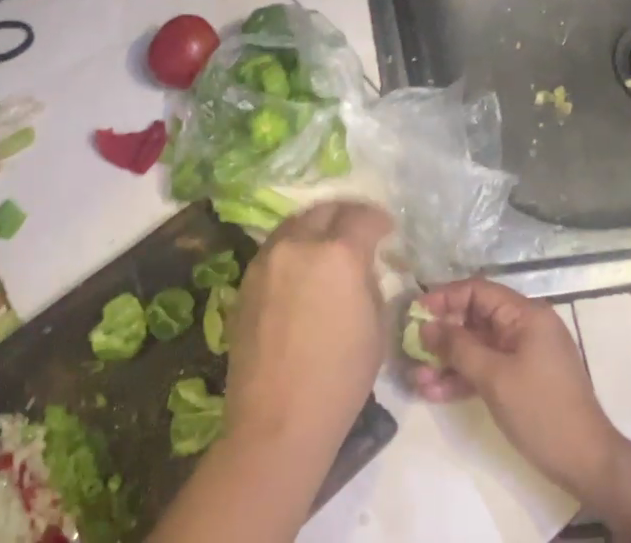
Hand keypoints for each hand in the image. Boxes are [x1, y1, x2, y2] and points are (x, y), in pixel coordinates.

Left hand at [225, 201, 392, 454]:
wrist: (277, 419)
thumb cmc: (340, 378)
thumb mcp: (375, 327)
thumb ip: (368, 284)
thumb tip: (358, 269)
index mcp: (338, 255)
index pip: (361, 217)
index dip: (378, 219)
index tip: (385, 229)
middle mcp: (298, 246)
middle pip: (323, 211)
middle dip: (344, 214)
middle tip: (357, 229)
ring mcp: (265, 262)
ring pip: (293, 226)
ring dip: (314, 228)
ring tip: (326, 246)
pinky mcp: (245, 283)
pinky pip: (273, 251)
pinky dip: (292, 250)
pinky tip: (300, 271)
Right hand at [411, 279, 622, 497]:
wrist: (586, 461)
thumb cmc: (540, 409)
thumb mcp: (494, 376)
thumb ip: (457, 347)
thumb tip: (427, 326)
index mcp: (526, 315)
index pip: (478, 291)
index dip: (445, 298)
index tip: (416, 313)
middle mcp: (525, 327)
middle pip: (475, 319)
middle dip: (442, 336)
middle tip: (412, 350)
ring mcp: (524, 354)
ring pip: (477, 347)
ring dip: (447, 362)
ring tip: (417, 379)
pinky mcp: (522, 379)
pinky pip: (486, 368)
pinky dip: (463, 378)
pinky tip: (434, 393)